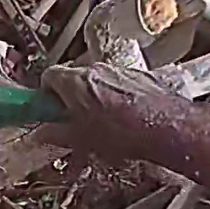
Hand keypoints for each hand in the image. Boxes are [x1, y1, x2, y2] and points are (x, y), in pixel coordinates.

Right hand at [37, 63, 209, 162]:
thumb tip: (41, 134)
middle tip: (75, 120)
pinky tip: (126, 119)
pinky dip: (117, 97)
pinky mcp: (140, 76)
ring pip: (98, 81)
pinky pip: (119, 84)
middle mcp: (95, 69)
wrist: (169, 128)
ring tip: (104, 123)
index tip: (49, 108)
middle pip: (73, 78)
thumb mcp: (81, 139)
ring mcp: (119, 70)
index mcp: (74, 82)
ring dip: (95, 98)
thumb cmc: (122, 133)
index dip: (47, 93)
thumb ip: (56, 133)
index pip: (49, 76)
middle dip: (71, 97)